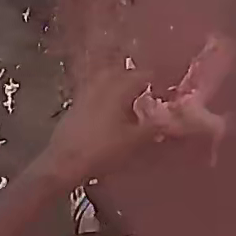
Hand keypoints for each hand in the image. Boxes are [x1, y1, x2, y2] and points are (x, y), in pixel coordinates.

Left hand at [33, 67, 158, 183]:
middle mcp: (101, 83)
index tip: (166, 87)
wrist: (64, 162)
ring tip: (130, 99)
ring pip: (106, 80)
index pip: (143, 74)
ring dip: (119, 85)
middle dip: (136, 79)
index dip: (157, 79)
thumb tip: (170, 119)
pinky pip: (95, 92)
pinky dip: (106, 95)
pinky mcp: (75, 105)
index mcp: (119, 87)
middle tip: (149, 91)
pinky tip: (110, 111)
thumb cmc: (103, 149)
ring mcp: (85, 93)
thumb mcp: (135, 140)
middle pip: (122, 73)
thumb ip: (154, 126)